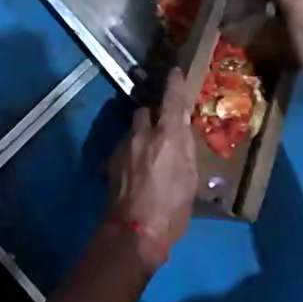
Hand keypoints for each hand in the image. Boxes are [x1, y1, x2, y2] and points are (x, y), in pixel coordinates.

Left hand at [105, 69, 197, 269]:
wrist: (136, 230)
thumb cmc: (173, 208)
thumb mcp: (191, 177)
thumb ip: (185, 149)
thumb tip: (182, 132)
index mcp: (169, 136)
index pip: (173, 99)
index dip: (174, 83)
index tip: (174, 72)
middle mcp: (144, 134)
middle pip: (145, 111)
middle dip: (152, 116)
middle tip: (161, 130)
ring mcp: (124, 147)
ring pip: (133, 130)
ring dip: (141, 136)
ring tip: (148, 155)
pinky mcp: (111, 161)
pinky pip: (124, 148)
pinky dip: (131, 153)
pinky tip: (137, 172)